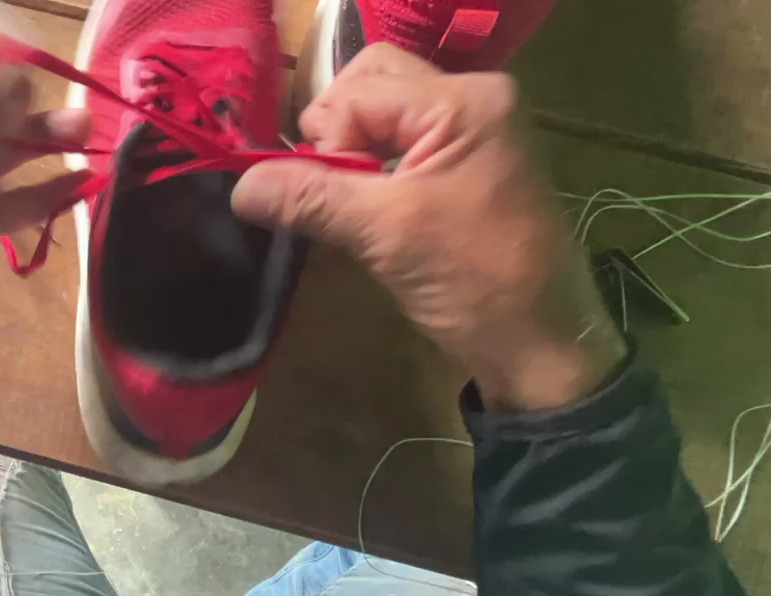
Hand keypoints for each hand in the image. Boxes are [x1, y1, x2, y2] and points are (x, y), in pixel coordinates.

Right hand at [231, 46, 623, 411]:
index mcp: (460, 101)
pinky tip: (362, 210)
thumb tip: (239, 185)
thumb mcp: (385, 232)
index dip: (324, 140)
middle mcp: (466, 101)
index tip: (327, 199)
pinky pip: (393, 146)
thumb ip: (311, 199)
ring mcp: (464, 134)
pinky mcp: (456, 168)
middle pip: (368, 85)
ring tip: (346, 206)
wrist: (531, 334)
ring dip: (345, 155)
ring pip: (377, 116)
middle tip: (331, 192)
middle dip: (332, 134)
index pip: (357, 89)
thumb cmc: (470, 277)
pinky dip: (364, 171)